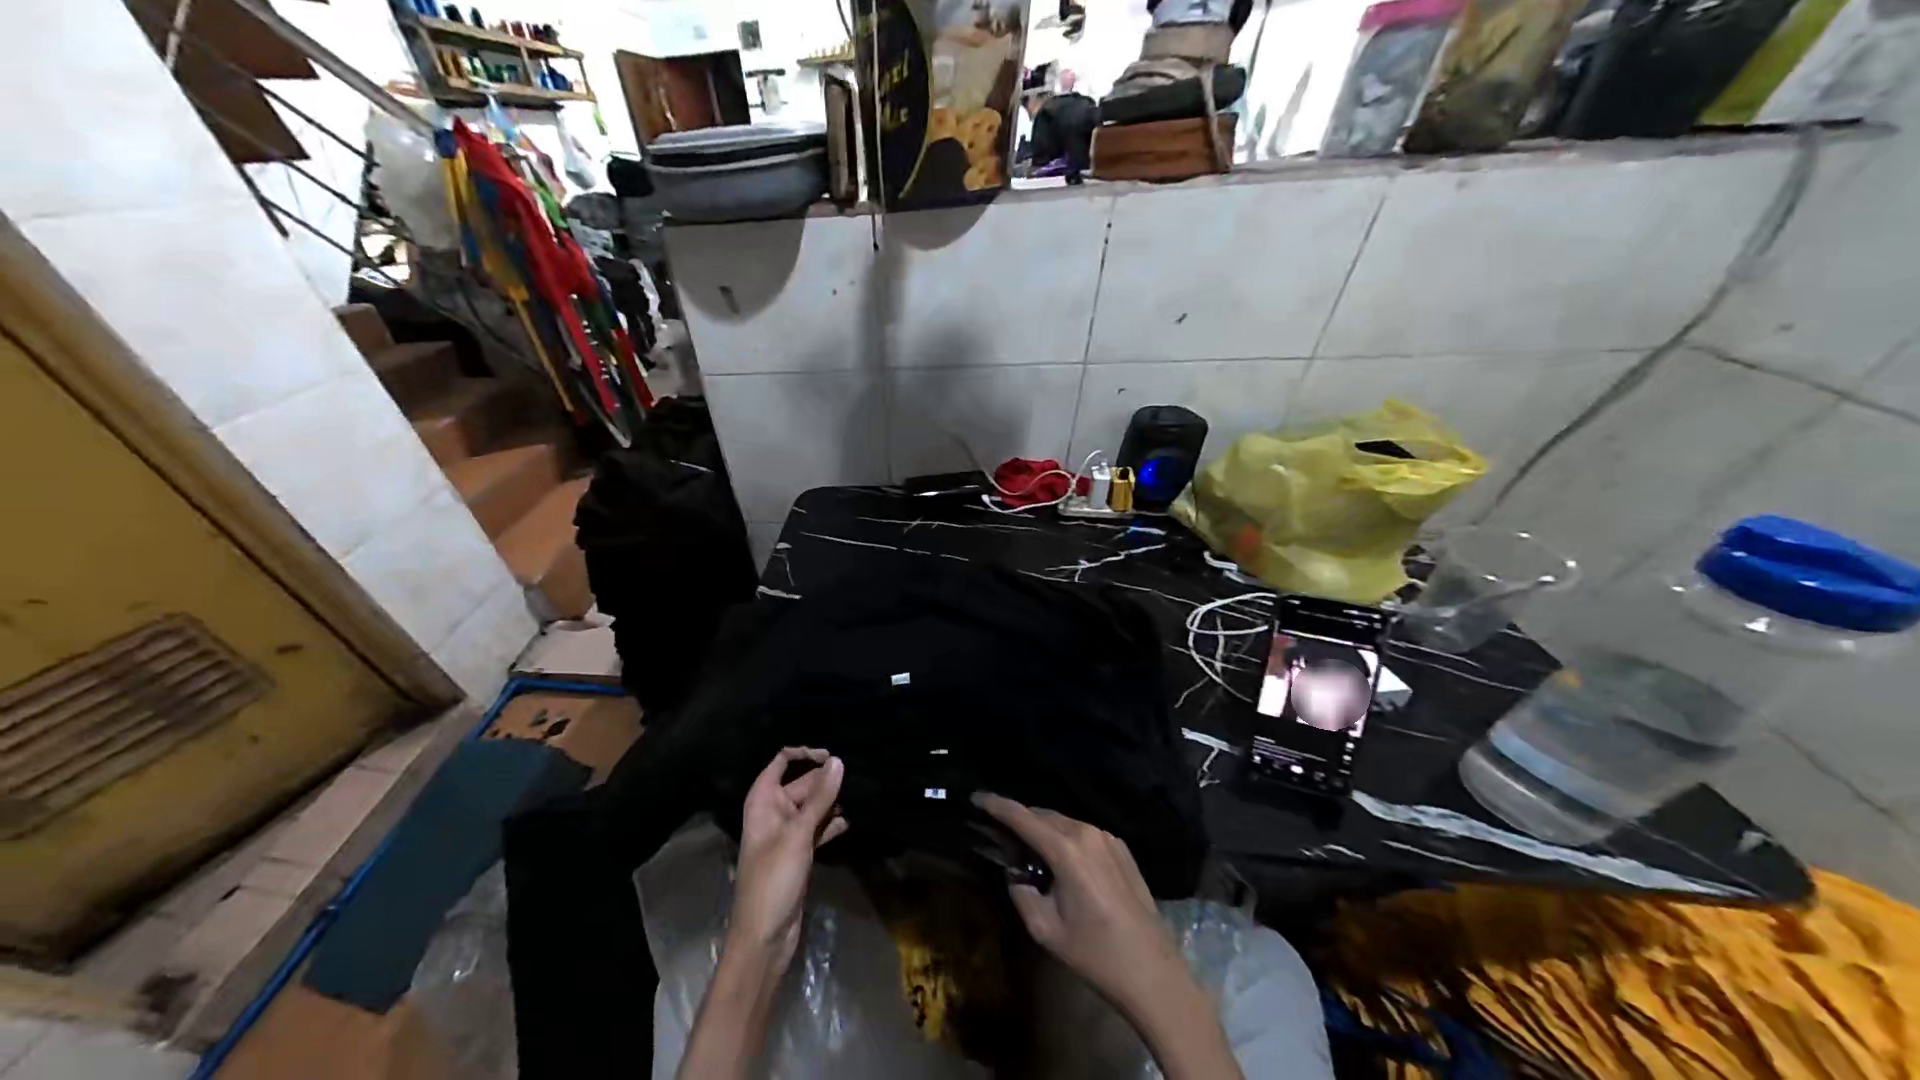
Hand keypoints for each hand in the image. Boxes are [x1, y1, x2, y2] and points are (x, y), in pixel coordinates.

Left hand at [728, 747, 847, 972]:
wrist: (764, 938)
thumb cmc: (773, 880)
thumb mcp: (798, 835)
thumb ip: (820, 797)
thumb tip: (838, 761)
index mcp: (762, 802)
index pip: (781, 762)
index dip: (805, 754)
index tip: (832, 756)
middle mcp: (774, 813)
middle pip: (802, 783)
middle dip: (826, 779)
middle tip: (859, 775)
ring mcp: (788, 834)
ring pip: (814, 806)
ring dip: (833, 801)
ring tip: (862, 793)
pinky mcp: (801, 853)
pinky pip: (820, 828)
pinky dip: (834, 823)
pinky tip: (854, 819)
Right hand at [977, 793, 1242, 1079]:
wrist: (1152, 970)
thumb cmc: (1094, 953)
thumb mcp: (1043, 927)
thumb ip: (1019, 890)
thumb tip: (1014, 869)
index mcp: (1066, 849)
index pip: (1022, 816)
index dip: (996, 804)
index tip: (975, 797)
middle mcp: (1087, 832)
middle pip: (1043, 815)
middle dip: (1019, 820)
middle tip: (999, 835)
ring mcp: (1108, 838)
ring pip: (1063, 822)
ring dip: (1042, 830)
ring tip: (1027, 851)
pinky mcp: (1121, 848)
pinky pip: (1083, 833)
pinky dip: (1064, 838)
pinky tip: (1059, 861)